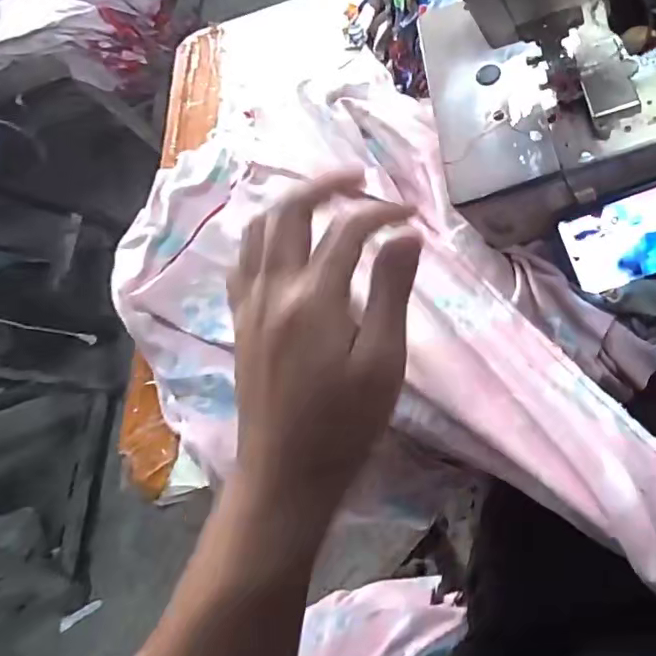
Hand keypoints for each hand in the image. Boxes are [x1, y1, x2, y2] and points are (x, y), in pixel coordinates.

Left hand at [227, 171, 422, 503]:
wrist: (286, 476)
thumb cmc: (347, 422)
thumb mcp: (384, 359)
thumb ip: (392, 290)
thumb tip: (407, 236)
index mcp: (313, 298)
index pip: (348, 229)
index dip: (383, 212)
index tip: (414, 217)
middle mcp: (273, 291)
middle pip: (288, 213)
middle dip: (326, 186)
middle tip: (362, 179)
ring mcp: (249, 305)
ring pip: (257, 231)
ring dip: (290, 204)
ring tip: (325, 198)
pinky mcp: (241, 322)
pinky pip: (244, 260)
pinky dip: (266, 235)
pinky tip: (287, 241)